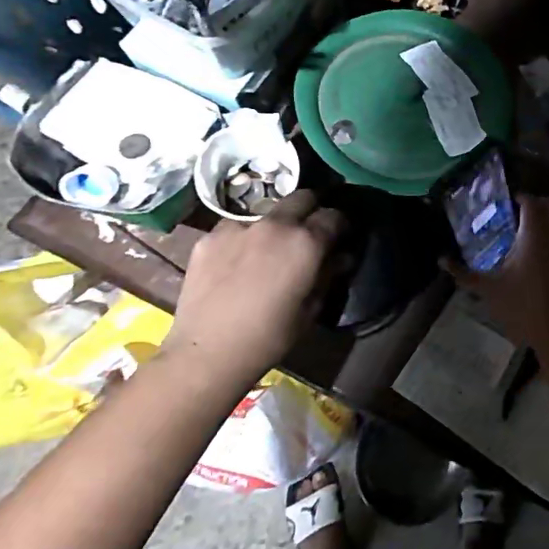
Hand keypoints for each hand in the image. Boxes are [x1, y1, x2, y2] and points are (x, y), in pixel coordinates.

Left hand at [164, 190, 343, 379]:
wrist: (207, 351)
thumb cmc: (269, 337)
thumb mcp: (309, 310)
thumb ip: (327, 276)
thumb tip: (340, 258)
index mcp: (305, 242)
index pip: (333, 215)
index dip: (340, 224)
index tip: (339, 235)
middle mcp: (274, 224)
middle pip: (301, 197)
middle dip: (310, 209)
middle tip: (309, 231)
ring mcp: (238, 226)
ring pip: (265, 209)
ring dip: (275, 222)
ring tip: (269, 246)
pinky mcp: (209, 236)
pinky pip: (234, 227)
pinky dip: (243, 237)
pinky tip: (238, 260)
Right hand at [445, 196, 548, 354]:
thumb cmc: (524, 307)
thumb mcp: (489, 290)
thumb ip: (464, 273)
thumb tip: (442, 260)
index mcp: (534, 234)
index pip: (531, 201)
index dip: (519, 198)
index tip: (507, 204)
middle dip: (534, 208)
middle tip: (515, 219)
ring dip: (547, 227)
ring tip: (527, 242)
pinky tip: (545, 265)